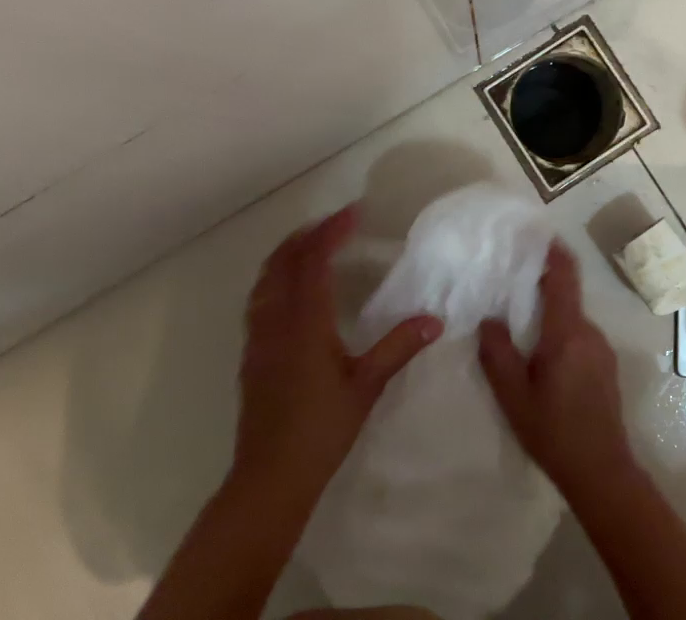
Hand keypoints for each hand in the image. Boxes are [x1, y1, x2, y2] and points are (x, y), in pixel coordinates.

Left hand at [234, 205, 442, 491]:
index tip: (353, 211)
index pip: (314, 261)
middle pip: (282, 261)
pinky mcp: (251, 354)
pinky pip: (260, 299)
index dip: (331, 231)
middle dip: (307, 235)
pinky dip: (276, 277)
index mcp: (305, 322)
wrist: (270, 475)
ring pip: (266, 278)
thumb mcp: (367, 386)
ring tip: (313, 246)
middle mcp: (276, 320)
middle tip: (335, 223)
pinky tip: (292, 291)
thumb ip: (399, 347)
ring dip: (287, 253)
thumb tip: (433, 319)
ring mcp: (258, 337)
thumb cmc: (322, 429)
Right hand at [478, 242, 635, 493]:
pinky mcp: (606, 368)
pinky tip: (541, 357)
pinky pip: (580, 338)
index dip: (553, 252)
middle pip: (566, 298)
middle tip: (508, 286)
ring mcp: (602, 351)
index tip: (537, 234)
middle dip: (541, 287)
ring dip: (550, 316)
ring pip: (572, 320)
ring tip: (518, 326)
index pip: (564, 279)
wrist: (602, 472)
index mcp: (567, 334)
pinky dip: (560, 335)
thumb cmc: (553, 432)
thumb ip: (498, 353)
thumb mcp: (513, 396)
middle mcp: (590, 334)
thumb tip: (488, 318)